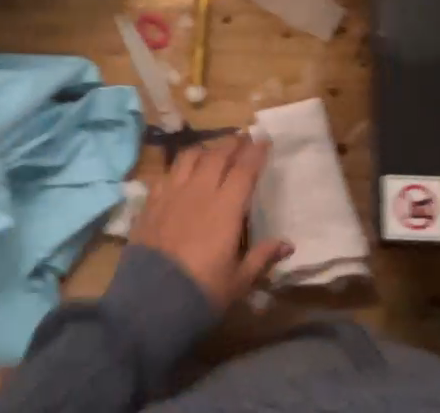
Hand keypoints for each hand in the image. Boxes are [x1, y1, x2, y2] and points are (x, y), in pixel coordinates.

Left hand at [131, 134, 291, 309]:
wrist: (151, 301)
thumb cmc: (202, 292)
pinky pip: (167, 174)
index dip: (256, 152)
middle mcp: (200, 191)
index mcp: (226, 208)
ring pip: (190, 157)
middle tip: (242, 138)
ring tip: (213, 149)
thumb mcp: (239, 281)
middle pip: (218, 155)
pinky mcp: (151, 202)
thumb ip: (262, 257)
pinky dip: (179, 167)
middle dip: (232, 143)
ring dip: (206, 149)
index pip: (244, 170)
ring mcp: (172, 193)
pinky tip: (181, 172)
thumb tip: (288, 244)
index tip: (264, 139)